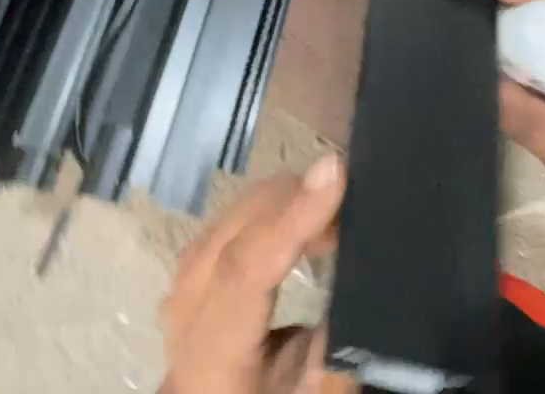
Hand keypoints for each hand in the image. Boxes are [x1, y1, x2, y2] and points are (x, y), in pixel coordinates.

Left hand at [160, 155, 352, 393]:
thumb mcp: (309, 391)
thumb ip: (333, 345)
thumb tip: (361, 273)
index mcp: (212, 352)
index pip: (246, 267)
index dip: (293, 216)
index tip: (335, 171)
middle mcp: (186, 304)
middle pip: (242, 224)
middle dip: (302, 198)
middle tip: (357, 201)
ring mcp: (183, 275)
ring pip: (240, 207)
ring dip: (291, 199)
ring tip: (337, 216)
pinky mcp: (193, 257)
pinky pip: (236, 212)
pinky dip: (277, 205)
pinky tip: (308, 218)